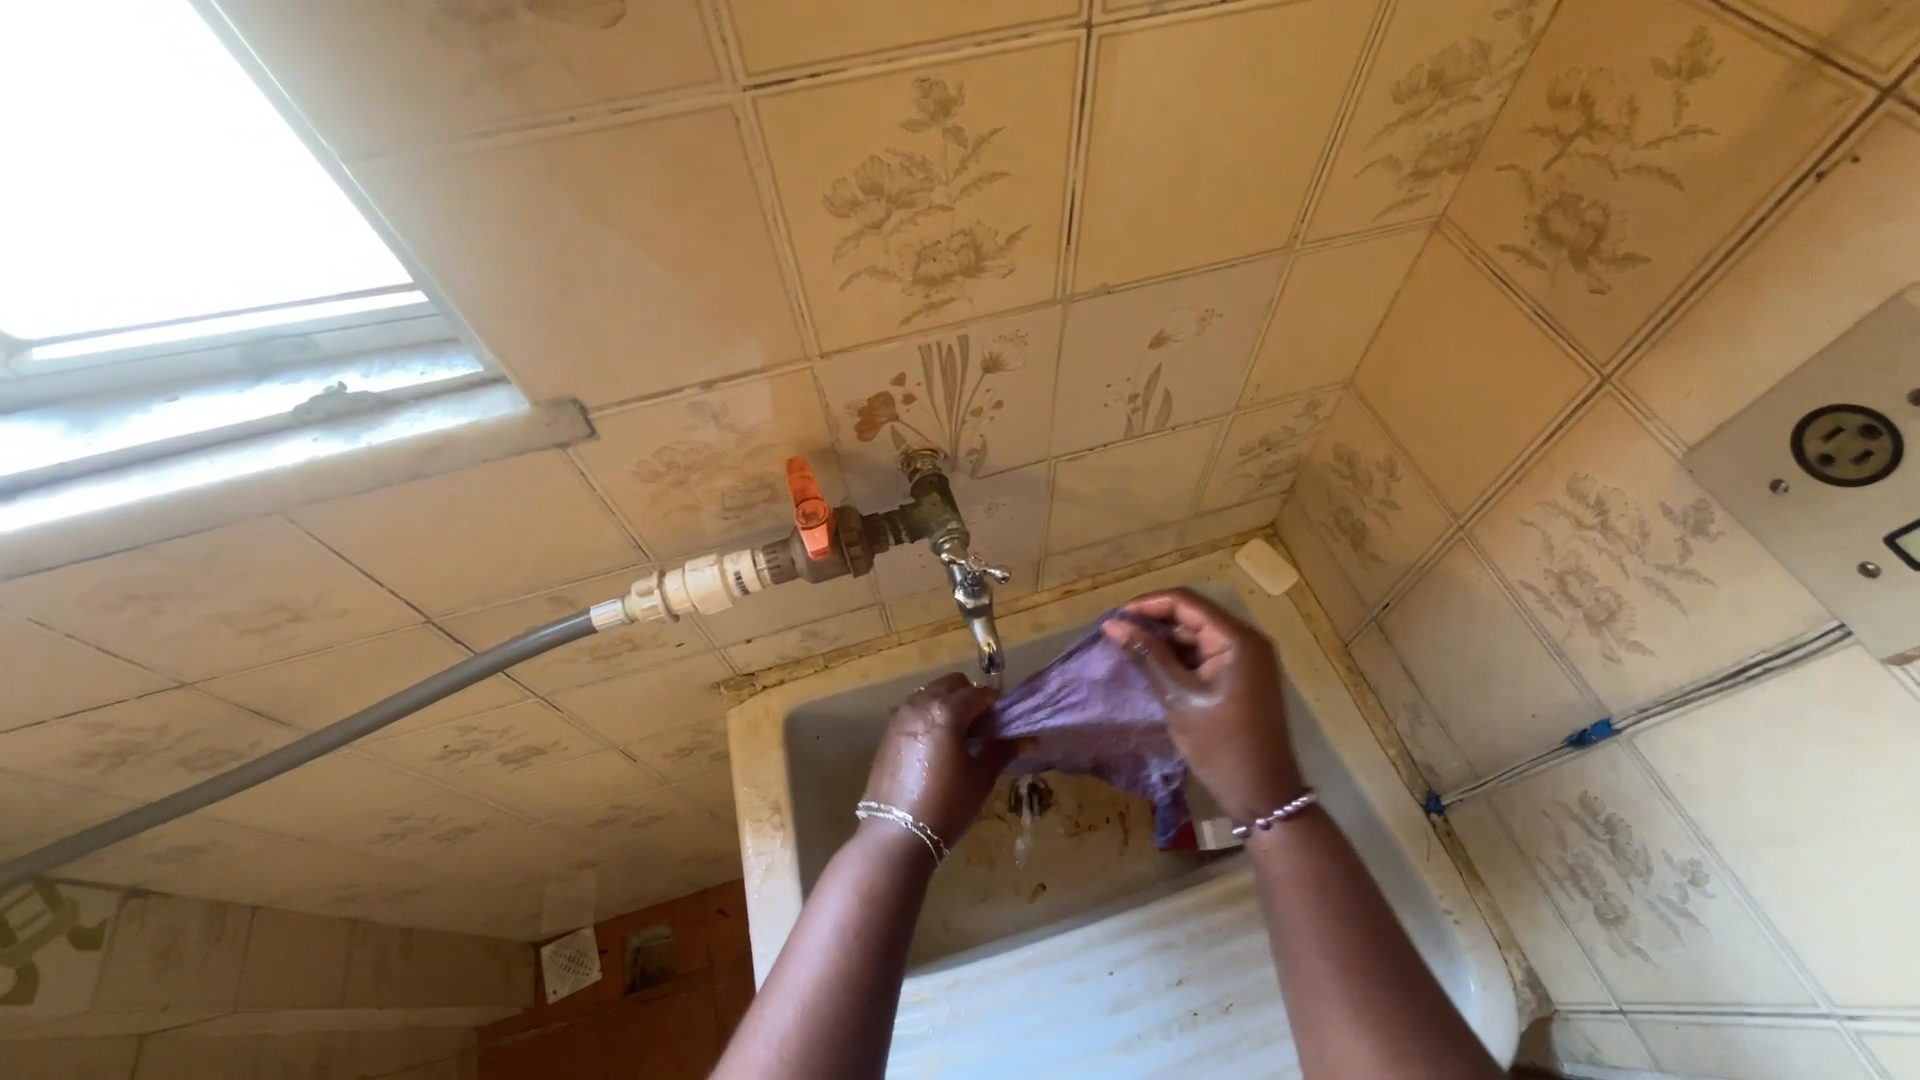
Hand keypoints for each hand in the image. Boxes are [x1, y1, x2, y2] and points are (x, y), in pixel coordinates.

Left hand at [862, 673, 1013, 847]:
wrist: (896, 834)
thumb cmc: (947, 804)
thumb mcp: (981, 777)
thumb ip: (1002, 750)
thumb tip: (1030, 739)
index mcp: (946, 711)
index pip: (979, 693)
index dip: (996, 703)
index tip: (1005, 720)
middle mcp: (920, 705)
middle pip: (951, 684)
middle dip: (969, 696)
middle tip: (982, 726)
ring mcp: (899, 718)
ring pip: (929, 694)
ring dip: (947, 704)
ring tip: (958, 736)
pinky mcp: (887, 734)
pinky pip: (913, 712)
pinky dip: (928, 717)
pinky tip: (936, 747)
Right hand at [1101, 588, 1304, 822]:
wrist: (1262, 792)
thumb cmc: (1219, 744)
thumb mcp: (1178, 696)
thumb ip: (1147, 655)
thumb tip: (1113, 625)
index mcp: (1236, 639)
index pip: (1185, 602)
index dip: (1147, 605)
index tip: (1114, 620)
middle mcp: (1247, 639)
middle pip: (1193, 614)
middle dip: (1154, 622)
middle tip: (1118, 636)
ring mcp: (1248, 658)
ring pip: (1197, 634)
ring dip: (1165, 640)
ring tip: (1130, 651)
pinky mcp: (1243, 675)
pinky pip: (1206, 653)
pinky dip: (1181, 657)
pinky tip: (1155, 667)